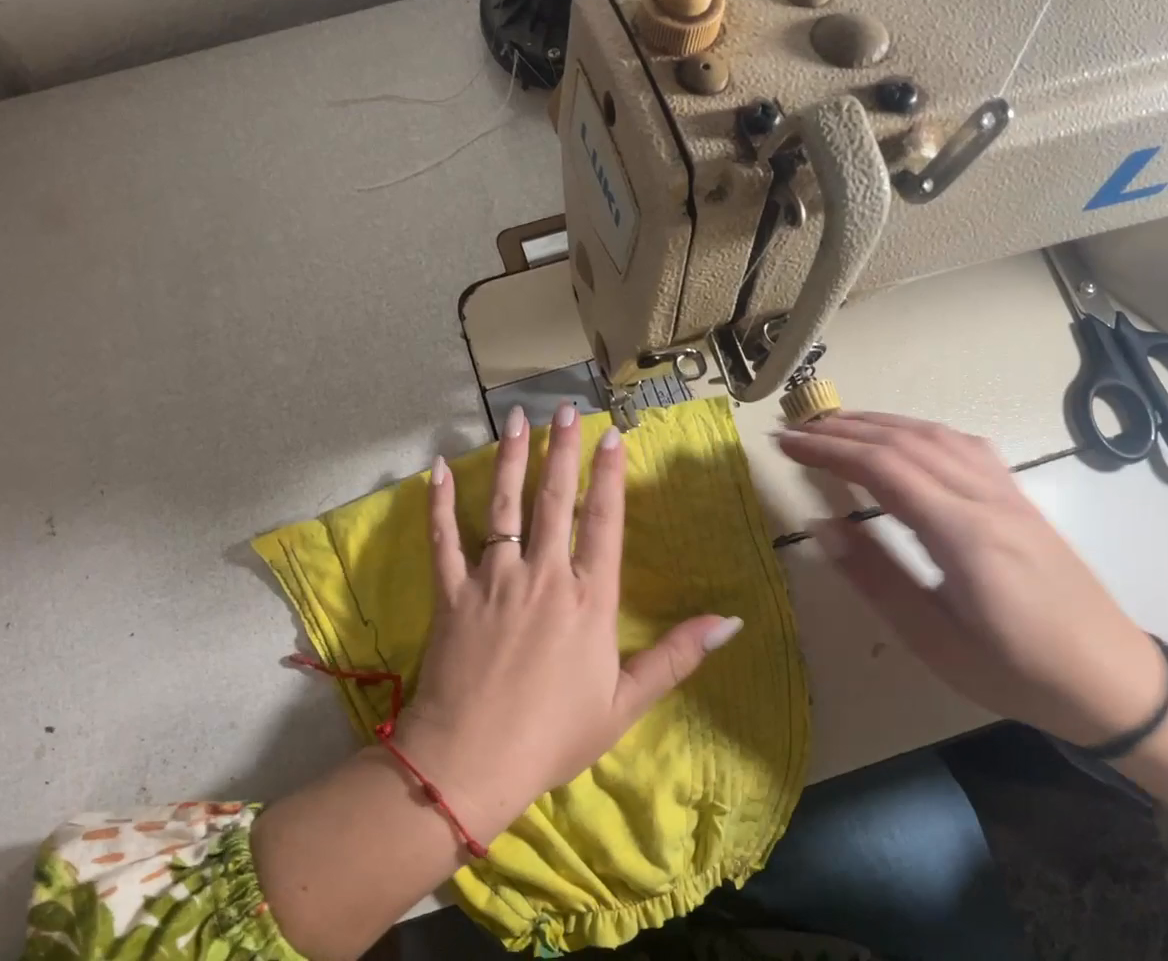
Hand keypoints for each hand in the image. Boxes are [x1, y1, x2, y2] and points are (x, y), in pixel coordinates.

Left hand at [398, 403, 743, 841]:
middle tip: (566, 408)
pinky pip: (444, 538)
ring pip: (504, 505)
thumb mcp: (626, 703)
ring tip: (516, 419)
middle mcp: (543, 575)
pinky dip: (440, 502)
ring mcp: (493, 578)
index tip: (613, 434)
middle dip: (562, 450)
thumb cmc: (553, 735)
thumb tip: (730, 620)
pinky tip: (436, 468)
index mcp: (589, 599)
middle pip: (555, 500)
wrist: (471, 759)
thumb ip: (675, 657)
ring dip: (511, 458)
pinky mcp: (451, 592)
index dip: (610, 475)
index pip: (605, 522)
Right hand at [776, 412, 1163, 745]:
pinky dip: (920, 431)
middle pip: (905, 443)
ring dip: (880, 423)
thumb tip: (821, 524)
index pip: (883, 468)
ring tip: (834, 425)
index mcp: (962, 534)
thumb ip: (875, 576)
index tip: (783, 443)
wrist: (1111, 681)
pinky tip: (904, 438)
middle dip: (843, 429)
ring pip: (936, 436)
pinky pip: (964, 446)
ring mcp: (1008, 495)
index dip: (828, 449)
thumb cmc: (1013, 670)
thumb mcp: (932, 638)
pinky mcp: (1020, 500)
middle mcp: (986, 499)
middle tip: (793, 429)